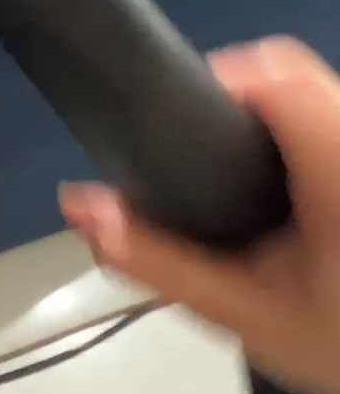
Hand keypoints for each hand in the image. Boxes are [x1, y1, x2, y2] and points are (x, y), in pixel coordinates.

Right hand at [60, 37, 339, 393]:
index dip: (211, 87)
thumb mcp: (240, 315)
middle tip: (193, 177)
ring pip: (319, 102)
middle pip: (295, 81)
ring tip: (236, 194)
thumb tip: (78, 205)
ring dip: (267, 133)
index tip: (164, 132)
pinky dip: (300, 148)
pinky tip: (289, 205)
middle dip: (232, 118)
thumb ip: (154, 259)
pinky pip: (331, 126)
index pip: (275, 78)